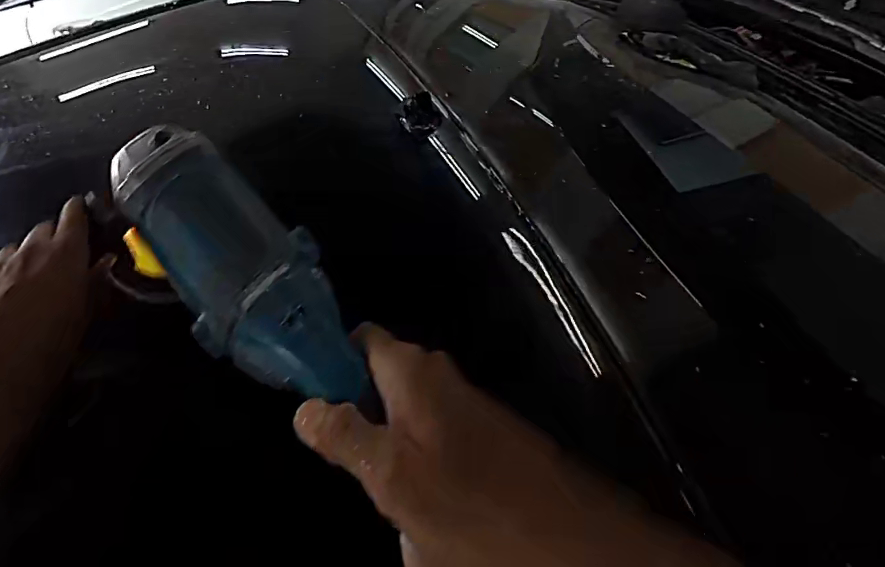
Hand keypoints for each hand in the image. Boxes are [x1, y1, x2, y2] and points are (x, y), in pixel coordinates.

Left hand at [0, 195, 107, 413]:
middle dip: (53, 243)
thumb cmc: (45, 359)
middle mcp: (28, 249)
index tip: (86, 224)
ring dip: (23, 262)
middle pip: (44, 230)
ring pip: (14, 250)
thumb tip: (106, 263)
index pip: (75, 212)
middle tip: (60, 270)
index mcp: (64, 253)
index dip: (81, 214)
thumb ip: (95, 286)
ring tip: (27, 292)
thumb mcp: (82, 324)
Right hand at [294, 324, 733, 566]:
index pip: (358, 339)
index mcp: (410, 368)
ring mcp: (468, 407)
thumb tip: (303, 409)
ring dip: (396, 462)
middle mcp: (438, 375)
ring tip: (401, 513)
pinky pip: (439, 449)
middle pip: (378, 387)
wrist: (580, 546)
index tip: (313, 398)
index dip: (330, 361)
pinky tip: (438, 523)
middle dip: (364, 428)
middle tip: (360, 475)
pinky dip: (428, 477)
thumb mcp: (392, 477)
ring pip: (408, 425)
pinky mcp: (491, 439)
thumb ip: (343, 436)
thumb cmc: (473, 504)